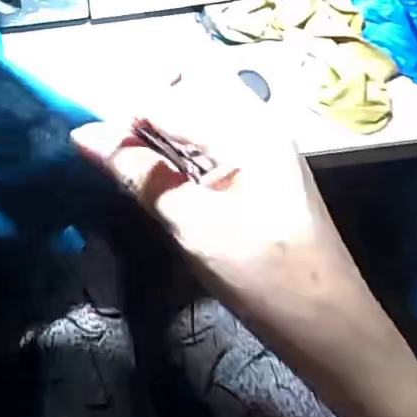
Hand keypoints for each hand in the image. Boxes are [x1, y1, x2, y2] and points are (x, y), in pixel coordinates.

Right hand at [72, 68, 416, 416]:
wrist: (332, 324)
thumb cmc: (264, 277)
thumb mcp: (192, 226)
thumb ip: (140, 174)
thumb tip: (84, 136)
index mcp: (243, 126)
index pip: (165, 97)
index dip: (122, 119)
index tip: (89, 148)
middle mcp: (255, 119)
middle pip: (184, 92)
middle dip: (142, 116)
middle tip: (113, 155)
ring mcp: (262, 140)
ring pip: (196, 113)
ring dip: (160, 132)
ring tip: (133, 165)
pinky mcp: (262, 163)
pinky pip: (212, 136)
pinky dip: (182, 149)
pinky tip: (166, 175)